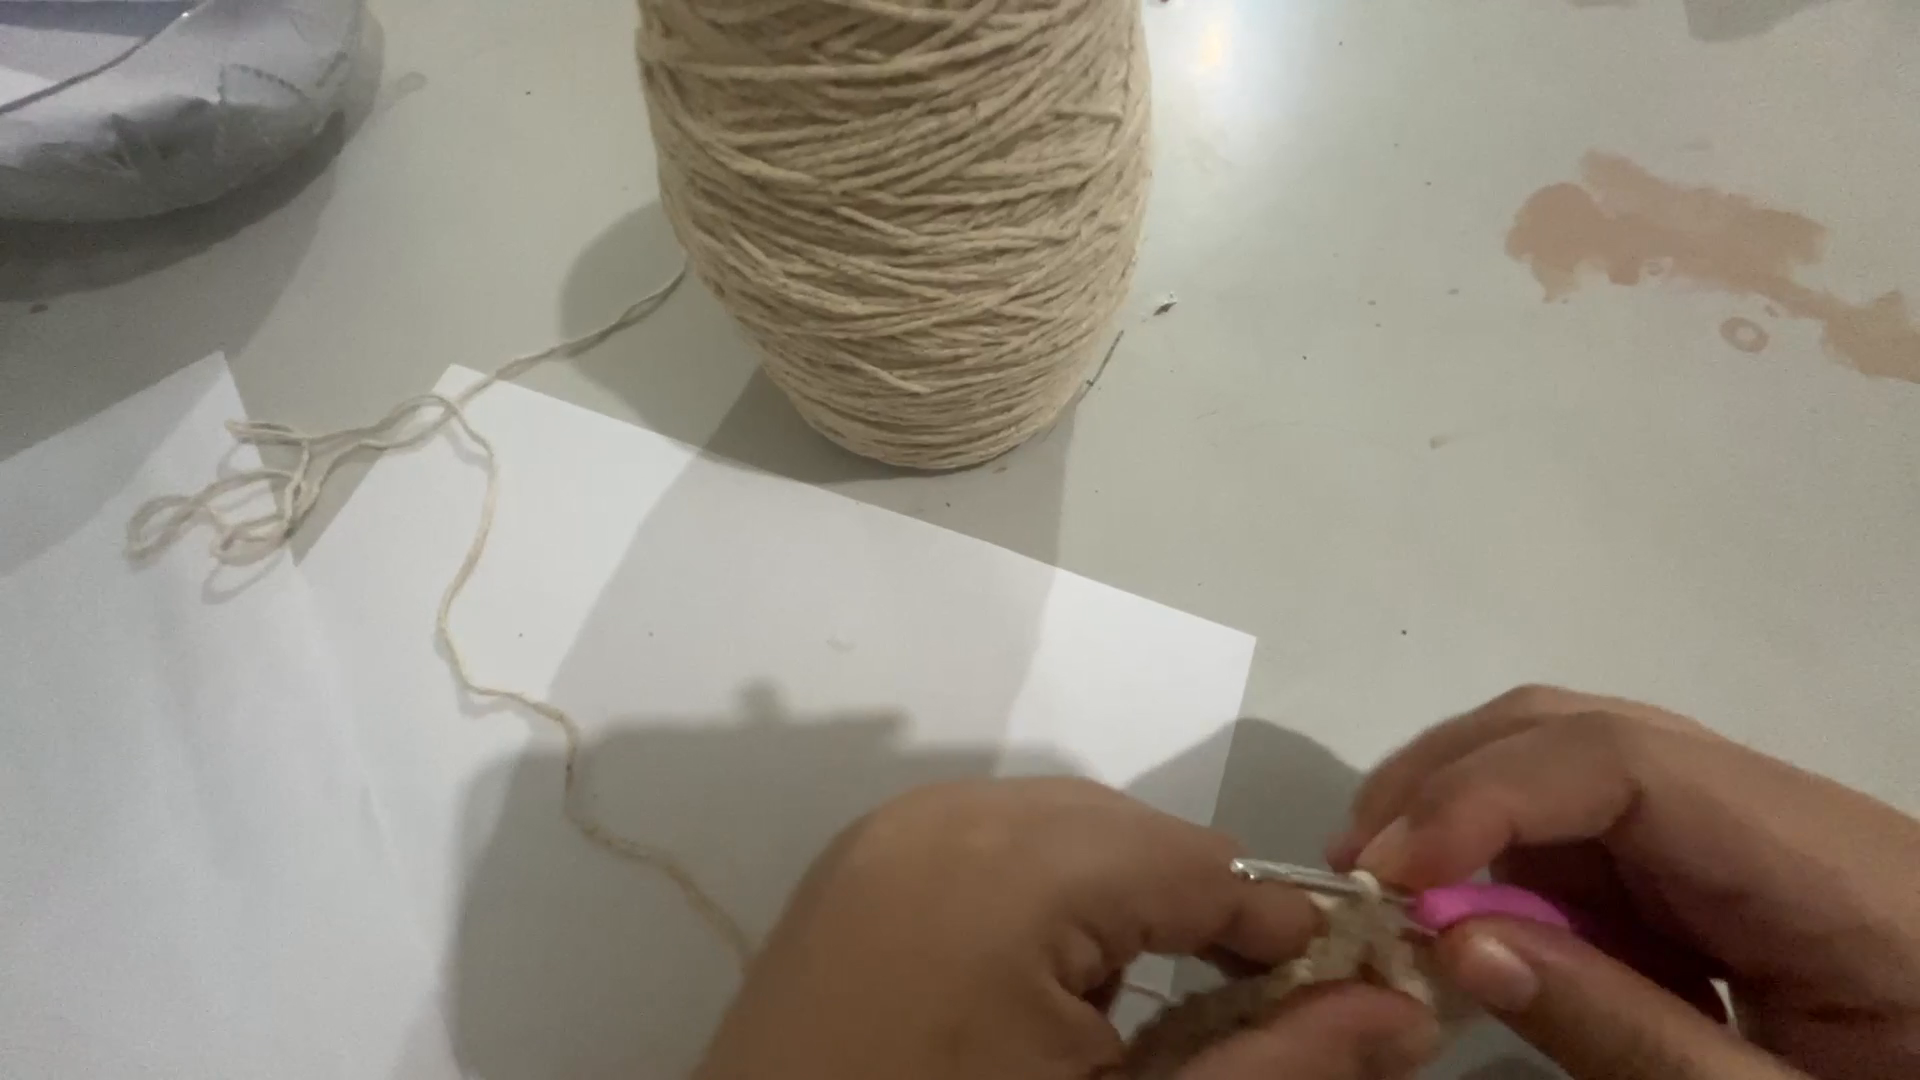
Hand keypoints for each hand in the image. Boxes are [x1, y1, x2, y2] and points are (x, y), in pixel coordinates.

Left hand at [696, 777, 1440, 1079]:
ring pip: (1061, 826)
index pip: (1197, 860)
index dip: (1283, 924)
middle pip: (1128, 833)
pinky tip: (1040, 969)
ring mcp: (895, 824)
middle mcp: (948, 812)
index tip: (1347, 987)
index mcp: (1012, 866)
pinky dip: (1041, 886)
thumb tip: (1401, 1009)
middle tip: (1240, 1010)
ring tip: (1137, 1001)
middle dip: (1197, 910)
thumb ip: (1277, 1063)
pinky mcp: (865, 852)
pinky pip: (990, 838)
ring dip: (1119, 895)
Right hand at [1328, 686, 1919, 1078]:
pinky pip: (1569, 825)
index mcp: (1831, 859)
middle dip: (1441, 781)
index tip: (1391, 873)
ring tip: (1402, 887)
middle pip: (1564, 727)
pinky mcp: (1699, 854)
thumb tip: (1451, 940)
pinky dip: (1502, 864)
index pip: (1616, 759)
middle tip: (1363, 862)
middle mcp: (1770, 805)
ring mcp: (1729, 821)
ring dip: (1457, 814)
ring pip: (1550, 760)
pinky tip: (1492, 922)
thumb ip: (1630, 1039)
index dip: (1482, 795)